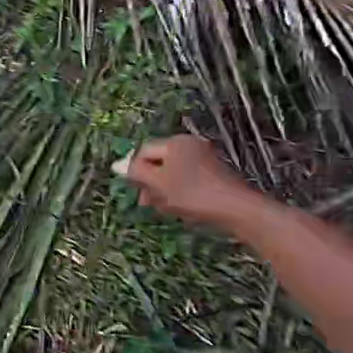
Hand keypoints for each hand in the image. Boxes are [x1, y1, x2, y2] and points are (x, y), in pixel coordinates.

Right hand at [119, 135, 261, 228]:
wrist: (235, 208)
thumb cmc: (192, 194)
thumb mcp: (158, 183)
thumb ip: (136, 172)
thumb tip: (117, 165)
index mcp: (175, 143)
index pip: (144, 152)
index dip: (135, 171)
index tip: (136, 191)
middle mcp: (189, 145)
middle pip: (159, 162)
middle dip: (150, 183)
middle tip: (147, 203)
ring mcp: (203, 159)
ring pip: (172, 174)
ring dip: (164, 191)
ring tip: (166, 208)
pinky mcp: (213, 174)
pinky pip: (187, 180)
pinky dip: (180, 193)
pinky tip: (182, 208)